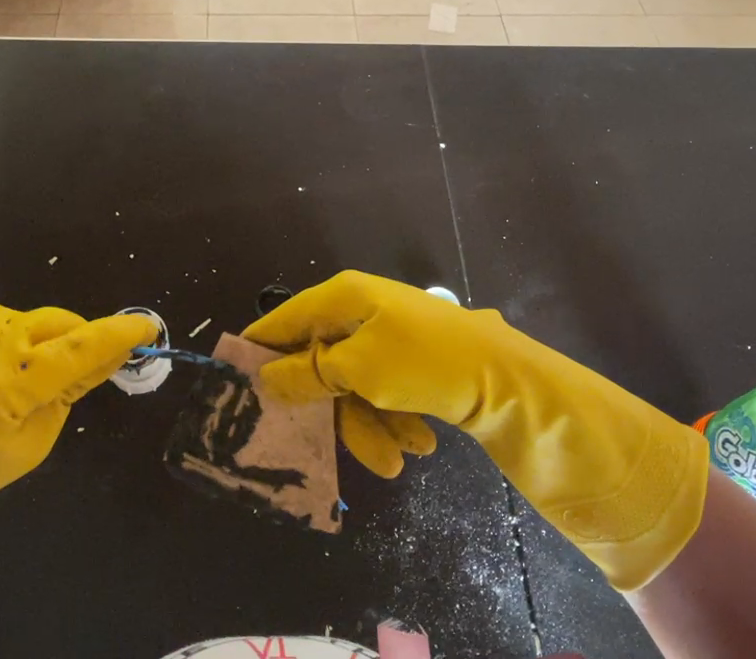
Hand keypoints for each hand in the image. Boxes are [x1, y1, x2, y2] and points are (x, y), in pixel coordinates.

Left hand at [0, 304, 159, 514]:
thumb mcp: (35, 441)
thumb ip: (73, 390)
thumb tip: (111, 355)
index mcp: (8, 385)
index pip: (80, 348)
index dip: (118, 334)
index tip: (147, 325)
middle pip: (59, 323)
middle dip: (78, 341)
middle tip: (83, 369)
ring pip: (31, 320)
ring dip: (41, 341)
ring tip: (17, 380)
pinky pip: (1, 318)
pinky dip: (10, 338)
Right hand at [244, 271, 706, 591]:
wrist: (515, 384)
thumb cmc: (428, 364)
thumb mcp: (360, 370)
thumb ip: (308, 374)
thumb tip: (265, 377)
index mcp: (345, 297)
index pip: (284, 320)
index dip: (261, 353)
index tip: (240, 392)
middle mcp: (363, 311)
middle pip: (321, 364)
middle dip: (334, 410)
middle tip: (338, 446)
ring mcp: (390, 338)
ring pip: (353, 389)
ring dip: (370, 427)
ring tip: (397, 458)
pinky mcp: (413, 364)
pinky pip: (383, 394)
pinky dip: (394, 423)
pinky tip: (417, 445)